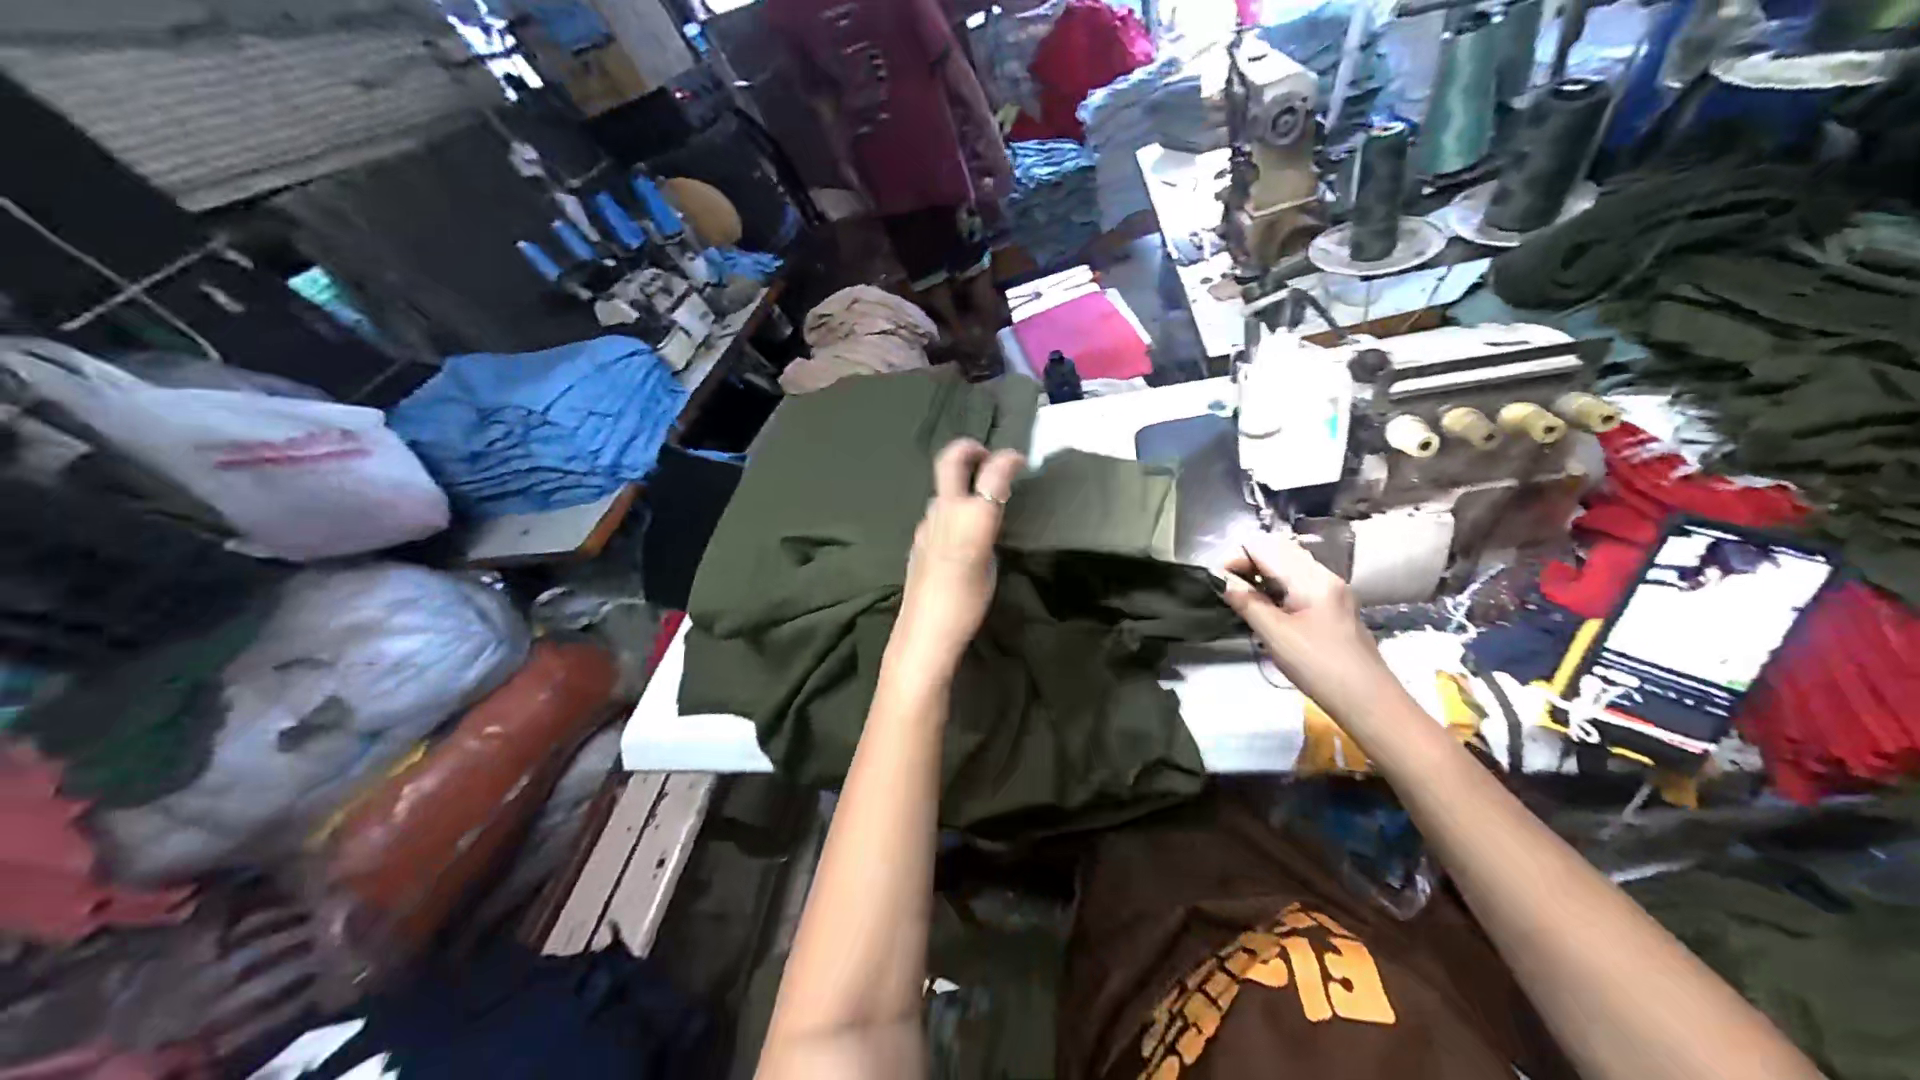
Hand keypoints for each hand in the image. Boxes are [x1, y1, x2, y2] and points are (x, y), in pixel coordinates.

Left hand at [895, 439, 1024, 669]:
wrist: (925, 631)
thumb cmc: (966, 603)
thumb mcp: (990, 564)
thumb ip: (987, 531)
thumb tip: (985, 517)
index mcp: (971, 516)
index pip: (993, 470)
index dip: (1010, 459)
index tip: (1020, 461)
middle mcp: (945, 510)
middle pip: (951, 459)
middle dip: (970, 448)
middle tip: (987, 455)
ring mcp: (926, 522)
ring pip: (942, 486)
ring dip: (960, 480)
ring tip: (980, 496)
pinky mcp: (917, 538)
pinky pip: (937, 510)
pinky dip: (951, 506)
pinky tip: (960, 530)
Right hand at [1218, 534, 1397, 719]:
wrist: (1369, 701)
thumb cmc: (1319, 666)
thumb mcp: (1275, 635)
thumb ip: (1247, 602)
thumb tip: (1222, 580)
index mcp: (1311, 578)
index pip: (1266, 548)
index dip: (1238, 558)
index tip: (1221, 582)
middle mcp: (1324, 577)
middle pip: (1279, 553)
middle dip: (1249, 565)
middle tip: (1231, 591)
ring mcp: (1332, 592)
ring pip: (1290, 569)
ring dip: (1263, 578)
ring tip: (1246, 603)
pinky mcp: (1334, 609)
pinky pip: (1300, 585)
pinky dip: (1278, 590)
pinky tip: (1269, 613)